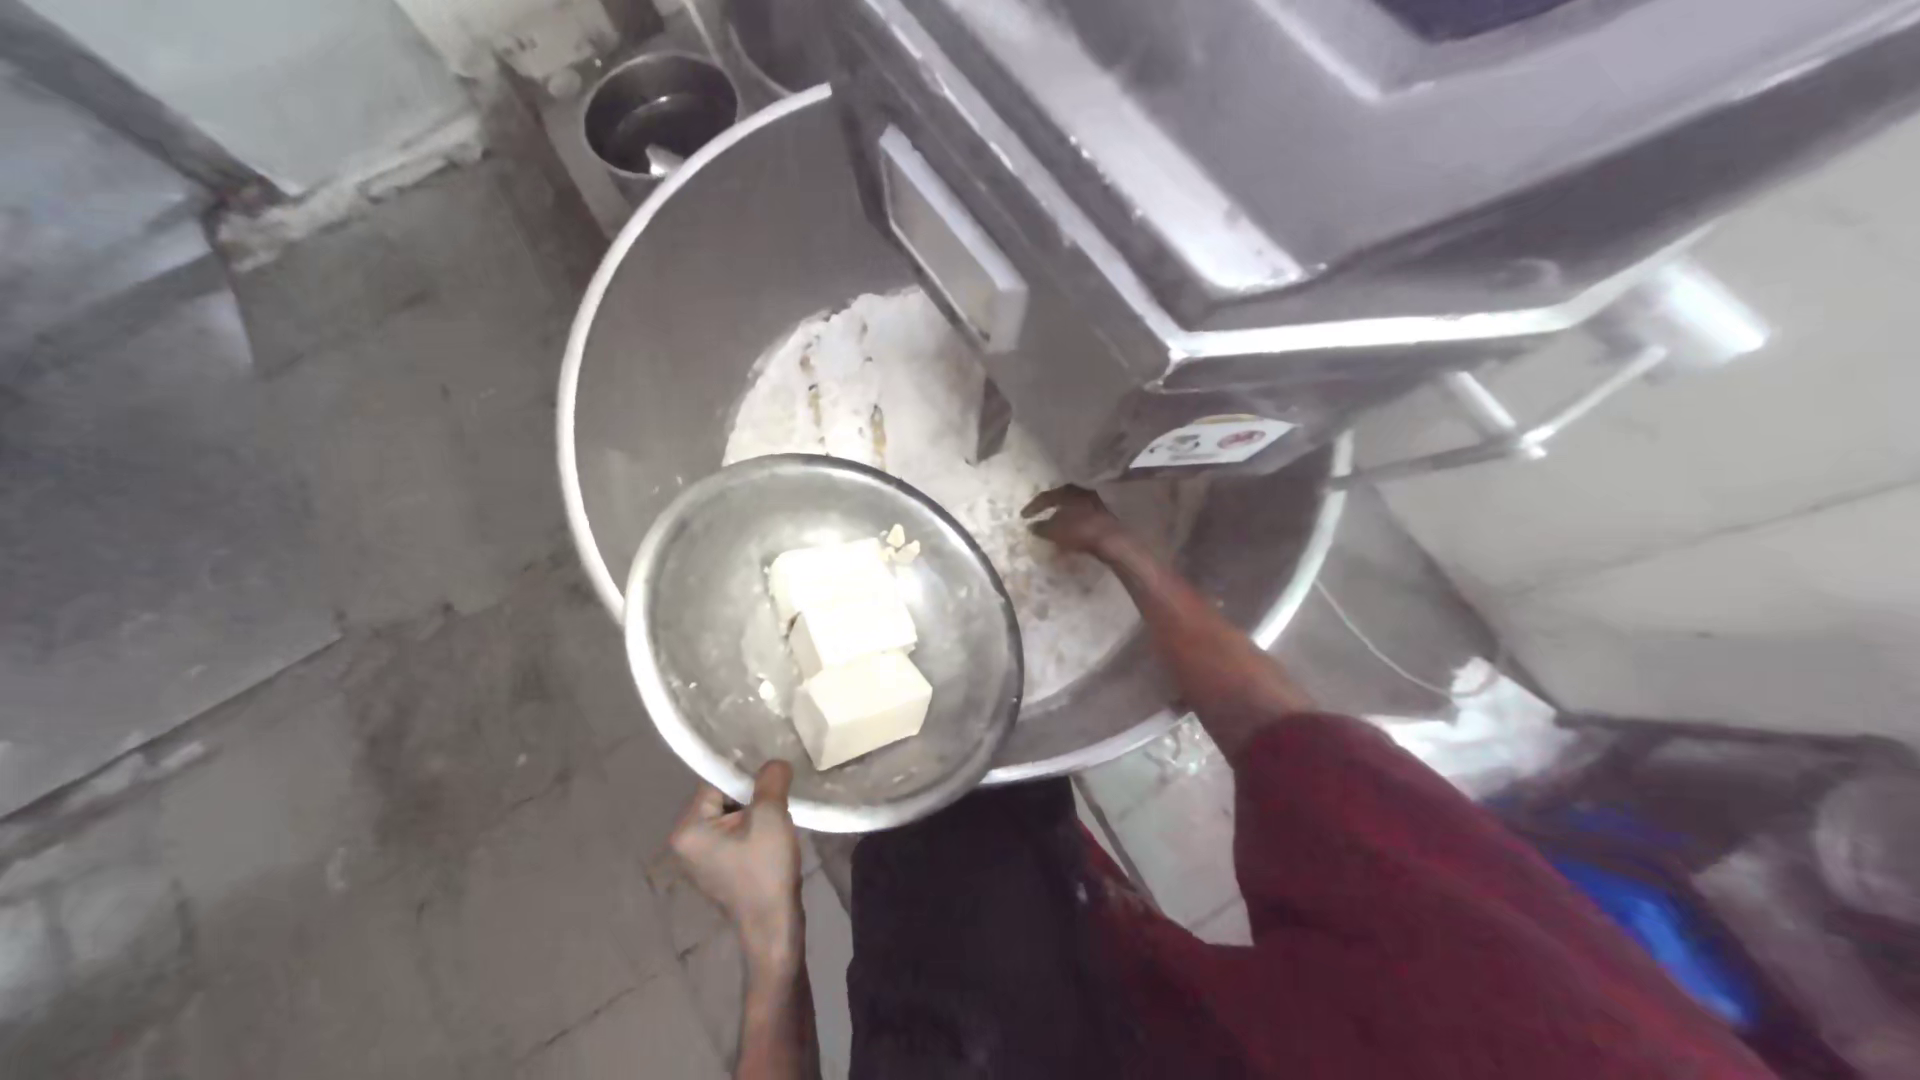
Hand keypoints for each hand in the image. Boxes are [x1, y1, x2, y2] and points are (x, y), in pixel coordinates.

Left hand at [670, 761, 803, 968]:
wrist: (774, 927)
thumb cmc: (765, 870)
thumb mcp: (770, 816)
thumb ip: (770, 780)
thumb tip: (774, 762)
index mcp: (687, 829)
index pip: (715, 782)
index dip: (746, 776)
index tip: (773, 776)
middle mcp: (685, 842)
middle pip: (722, 798)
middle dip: (751, 795)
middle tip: (778, 797)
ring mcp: (700, 858)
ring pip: (731, 815)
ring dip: (755, 812)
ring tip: (778, 816)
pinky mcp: (717, 868)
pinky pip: (734, 834)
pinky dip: (753, 829)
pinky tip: (773, 835)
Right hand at [1022, 485, 1127, 555]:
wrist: (1112, 540)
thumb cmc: (1080, 531)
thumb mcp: (1055, 530)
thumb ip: (1041, 527)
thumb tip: (1031, 526)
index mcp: (1069, 491)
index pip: (1046, 496)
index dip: (1032, 507)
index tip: (1023, 517)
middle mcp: (1082, 492)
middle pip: (1060, 500)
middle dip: (1049, 510)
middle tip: (1039, 518)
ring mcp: (1095, 503)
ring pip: (1072, 509)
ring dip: (1061, 519)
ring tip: (1053, 529)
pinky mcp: (1103, 516)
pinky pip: (1081, 518)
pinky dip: (1072, 525)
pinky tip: (1069, 535)